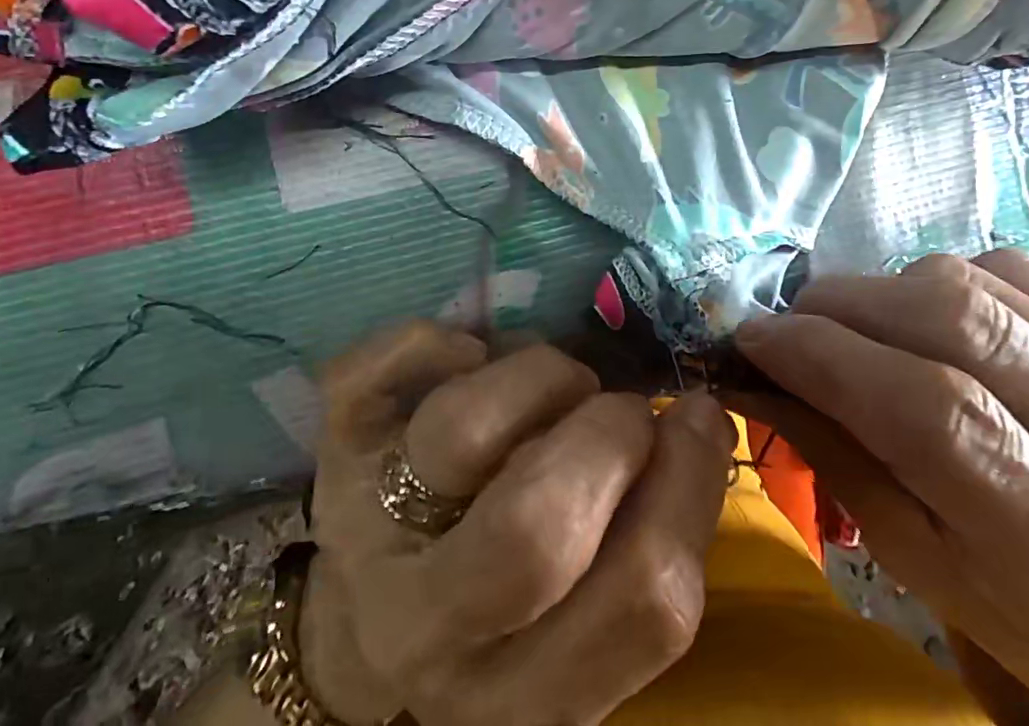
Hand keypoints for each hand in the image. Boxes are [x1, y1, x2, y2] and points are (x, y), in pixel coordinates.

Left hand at [301, 322, 735, 725]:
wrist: (361, 622)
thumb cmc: (493, 619)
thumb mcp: (572, 629)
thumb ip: (637, 551)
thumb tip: (691, 424)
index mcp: (522, 692)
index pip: (639, 604)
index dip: (688, 491)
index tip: (700, 420)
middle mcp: (431, 623)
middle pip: (536, 524)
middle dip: (609, 438)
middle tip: (624, 408)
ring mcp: (364, 527)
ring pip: (461, 428)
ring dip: (542, 377)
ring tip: (561, 380)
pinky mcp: (329, 450)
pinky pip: (378, 368)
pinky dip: (442, 339)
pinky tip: (474, 355)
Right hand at [727, 252, 1028, 724]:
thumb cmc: (1016, 610)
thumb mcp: (906, 555)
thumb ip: (830, 451)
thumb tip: (753, 369)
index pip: (933, 411)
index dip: (827, 358)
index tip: (754, 337)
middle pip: (960, 323)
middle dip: (846, 305)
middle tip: (792, 319)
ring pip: (980, 283)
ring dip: (888, 293)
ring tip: (862, 329)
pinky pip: (1020, 272)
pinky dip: (949, 284)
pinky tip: (938, 326)